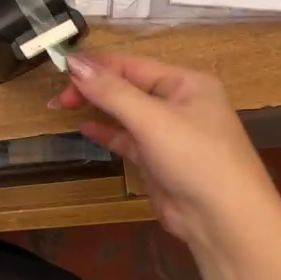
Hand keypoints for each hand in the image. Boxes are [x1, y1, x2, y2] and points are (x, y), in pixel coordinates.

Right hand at [50, 52, 280, 246]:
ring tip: (62, 106)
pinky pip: (125, 136)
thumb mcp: (151, 119)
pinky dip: (104, 131)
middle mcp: (178, 102)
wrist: (221, 216)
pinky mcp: (156, 156)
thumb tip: (73, 63)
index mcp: (186, 83)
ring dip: (95, 107)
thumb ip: (111, 91)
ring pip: (124, 111)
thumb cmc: (194, 158)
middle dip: (92, 87)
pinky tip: (84, 128)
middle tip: (59, 99)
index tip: (59, 72)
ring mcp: (167, 131)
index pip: (132, 65)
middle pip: (126, 86)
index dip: (95, 66)